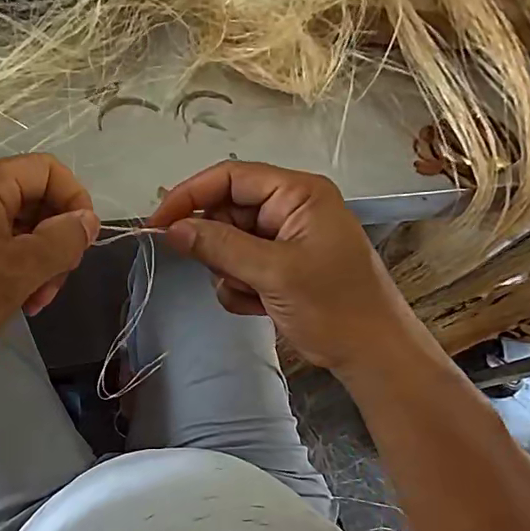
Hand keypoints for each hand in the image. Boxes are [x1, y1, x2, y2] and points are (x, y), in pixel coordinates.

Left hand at [0, 153, 97, 412]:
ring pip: (25, 230)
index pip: (50, 172)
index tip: (81, 245)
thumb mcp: (20, 271)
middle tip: (54, 284)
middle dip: (58, 243)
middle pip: (40, 202)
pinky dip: (20, 273)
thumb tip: (89, 221)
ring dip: (42, 265)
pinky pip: (3, 248)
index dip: (75, 202)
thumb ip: (63, 241)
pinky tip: (17, 302)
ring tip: (35, 302)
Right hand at [145, 160, 428, 373]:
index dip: (190, 195)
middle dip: (219, 247)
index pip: (231, 177)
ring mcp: (284, 241)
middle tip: (230, 275)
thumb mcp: (274, 272)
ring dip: (230, 274)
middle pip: (226, 212)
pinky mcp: (280, 270)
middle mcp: (290, 209)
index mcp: (298, 193)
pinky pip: (239, 269)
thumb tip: (172, 229)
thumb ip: (220, 246)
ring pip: (228, 245)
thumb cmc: (334, 305)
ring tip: (256, 295)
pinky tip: (261, 307)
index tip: (158, 223)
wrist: (370, 353)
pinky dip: (241, 290)